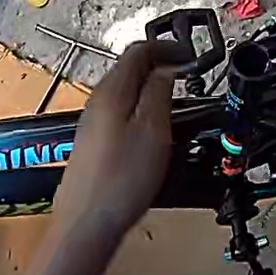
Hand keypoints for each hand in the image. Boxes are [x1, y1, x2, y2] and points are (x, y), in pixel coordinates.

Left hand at [49, 39, 180, 251]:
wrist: (85, 227)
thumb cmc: (121, 179)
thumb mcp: (153, 129)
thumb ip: (160, 92)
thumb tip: (167, 68)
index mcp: (113, 90)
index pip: (140, 51)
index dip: (167, 47)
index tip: (190, 55)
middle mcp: (98, 100)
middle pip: (130, 67)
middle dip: (160, 63)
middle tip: (186, 73)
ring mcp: (92, 121)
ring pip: (126, 89)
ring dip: (151, 85)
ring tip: (175, 96)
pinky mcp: (93, 142)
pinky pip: (120, 109)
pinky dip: (141, 105)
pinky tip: (153, 126)